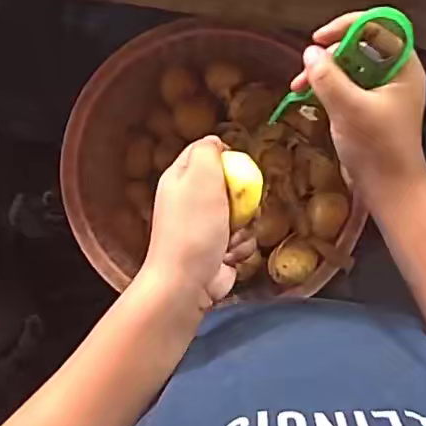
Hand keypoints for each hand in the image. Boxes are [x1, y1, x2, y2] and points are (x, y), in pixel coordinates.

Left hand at [137, 136, 256, 309]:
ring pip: (243, 213)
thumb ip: (208, 151)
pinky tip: (229, 256)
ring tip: (230, 238)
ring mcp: (205, 226)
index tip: (238, 169)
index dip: (226, 156)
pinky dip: (242, 248)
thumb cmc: (192, 229)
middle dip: (242, 197)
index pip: (206, 151)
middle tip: (237, 208)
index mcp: (181, 177)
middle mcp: (191, 199)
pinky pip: (243, 239)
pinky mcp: (219, 249)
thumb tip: (217, 141)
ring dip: (245, 227)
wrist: (185, 283)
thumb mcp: (200, 176)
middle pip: (231, 183)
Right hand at [289, 13, 425, 198]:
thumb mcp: (349, 108)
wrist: (388, 188)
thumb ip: (328, 77)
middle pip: (359, 46)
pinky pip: (345, 87)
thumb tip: (310, 53)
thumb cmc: (377, 147)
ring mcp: (381, 92)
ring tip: (299, 87)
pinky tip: (306, 97)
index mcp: (402, 66)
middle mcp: (394, 74)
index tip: (318, 40)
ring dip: (323, 73)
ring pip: (348, 67)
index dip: (347, 27)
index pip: (377, 27)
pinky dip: (326, 88)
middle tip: (306, 70)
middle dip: (329, 54)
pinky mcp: (367, 108)